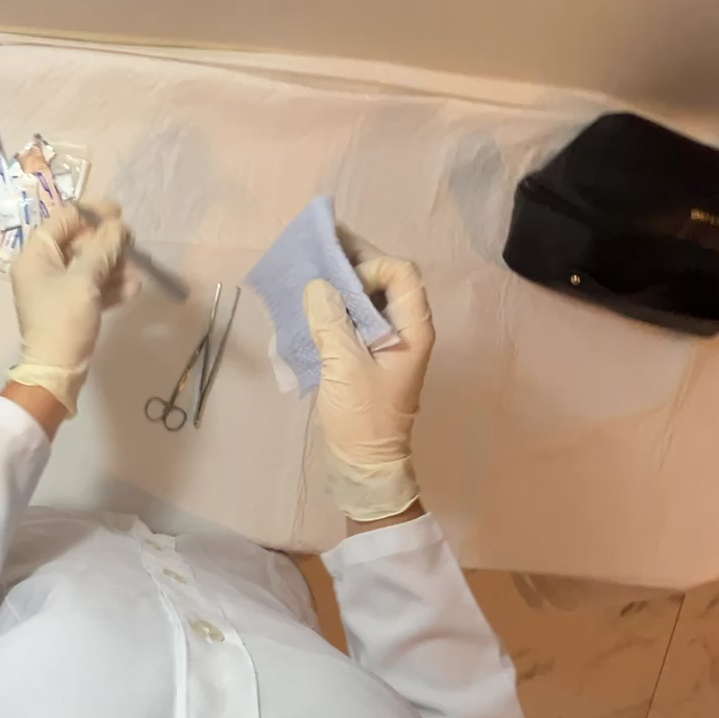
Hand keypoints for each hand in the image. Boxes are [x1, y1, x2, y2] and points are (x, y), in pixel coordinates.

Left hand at [7, 201, 134, 415]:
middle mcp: (44, 267)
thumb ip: (103, 249)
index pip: (64, 219)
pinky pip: (92, 287)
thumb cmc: (63, 321)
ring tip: (137, 275)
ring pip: (90, 266)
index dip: (92, 213)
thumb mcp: (84, 281)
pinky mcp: (71, 306)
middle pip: (80, 242)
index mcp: (36, 255)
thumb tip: (118, 228)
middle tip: (132, 247)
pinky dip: (111, 286)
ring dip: (115, 267)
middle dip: (109, 245)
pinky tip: (132, 290)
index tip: (119, 214)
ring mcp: (57, 288)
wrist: (56, 371)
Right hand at [302, 227, 435, 522]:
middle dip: (352, 265)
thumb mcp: (344, 369)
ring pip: (366, 301)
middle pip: (383, 282)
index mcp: (412, 330)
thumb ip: (332, 324)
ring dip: (339, 287)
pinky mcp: (365, 358)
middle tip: (316, 253)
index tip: (338, 285)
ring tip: (307, 276)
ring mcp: (384, 344)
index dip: (370, 268)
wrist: (364, 464)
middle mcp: (403, 331)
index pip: (401, 275)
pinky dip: (332, 310)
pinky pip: (352, 321)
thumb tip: (316, 287)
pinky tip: (308, 310)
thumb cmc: (362, 419)